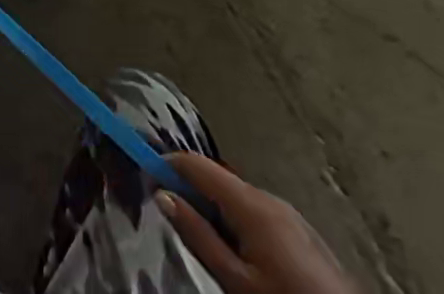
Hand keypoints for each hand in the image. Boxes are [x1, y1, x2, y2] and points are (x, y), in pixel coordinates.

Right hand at [158, 153, 358, 293]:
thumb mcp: (235, 279)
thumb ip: (197, 235)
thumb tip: (162, 195)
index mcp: (251, 204)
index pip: (195, 163)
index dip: (165, 165)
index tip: (143, 176)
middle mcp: (269, 198)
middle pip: (215, 179)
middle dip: (189, 191)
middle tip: (170, 217)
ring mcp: (288, 214)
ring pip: (234, 196)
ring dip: (211, 208)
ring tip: (202, 240)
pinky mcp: (300, 231)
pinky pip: (254, 212)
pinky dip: (234, 220)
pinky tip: (236, 251)